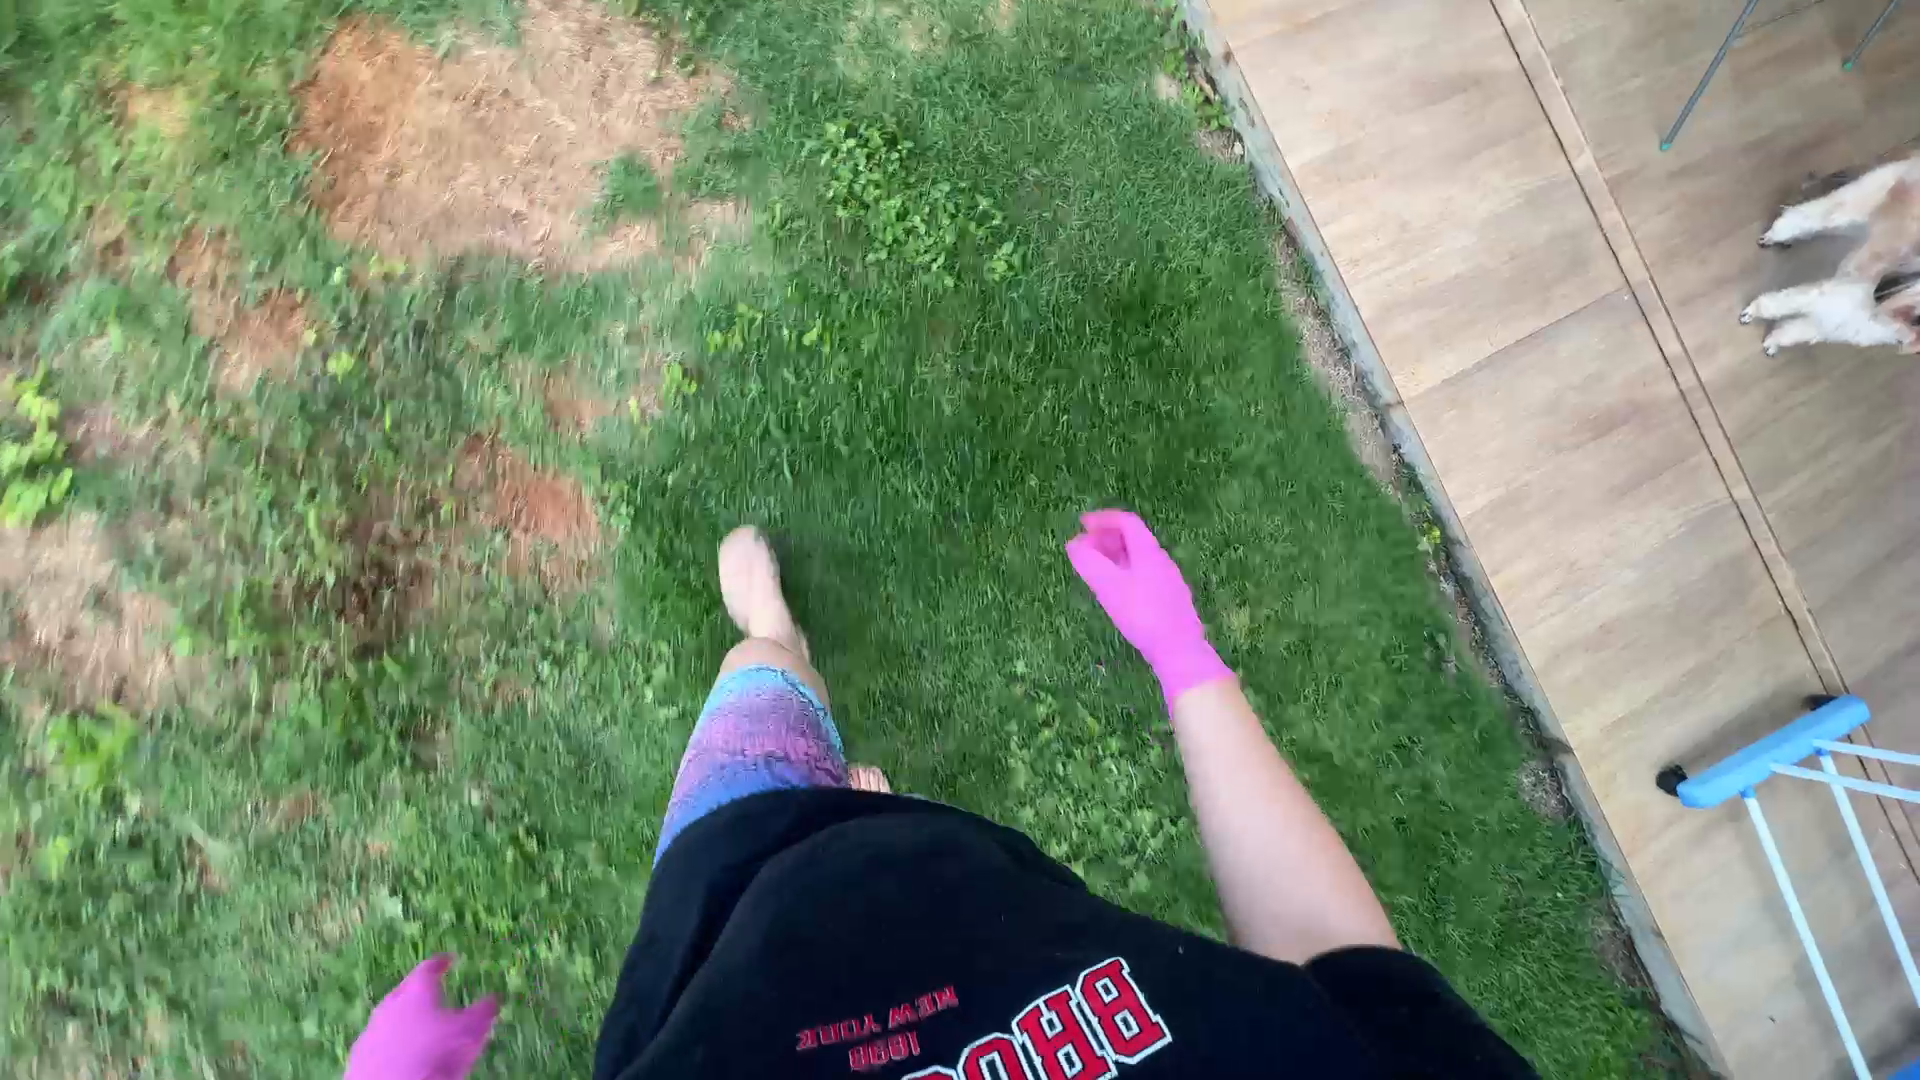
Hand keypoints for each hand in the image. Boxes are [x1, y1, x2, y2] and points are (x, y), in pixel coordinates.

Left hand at [344, 954, 498, 1079]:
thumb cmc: (439, 1053)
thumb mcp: (473, 1028)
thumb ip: (484, 1010)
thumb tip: (493, 998)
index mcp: (417, 993)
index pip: (427, 969)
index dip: (439, 963)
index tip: (448, 959)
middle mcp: (389, 1009)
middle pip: (401, 992)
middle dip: (414, 989)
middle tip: (427, 991)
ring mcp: (369, 1037)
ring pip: (385, 1020)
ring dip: (398, 1019)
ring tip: (413, 1026)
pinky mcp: (356, 1063)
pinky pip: (375, 1045)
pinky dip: (387, 1044)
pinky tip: (396, 1053)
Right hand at [1065, 509, 1232, 709]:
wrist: (1179, 650)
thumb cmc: (1142, 614)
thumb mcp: (1109, 587)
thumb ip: (1089, 563)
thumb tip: (1073, 544)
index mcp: (1148, 552)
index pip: (1127, 522)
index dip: (1103, 519)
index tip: (1082, 524)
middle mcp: (1161, 560)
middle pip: (1133, 538)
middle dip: (1106, 538)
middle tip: (1084, 547)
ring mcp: (1167, 579)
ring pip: (1138, 557)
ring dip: (1114, 555)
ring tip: (1094, 568)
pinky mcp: (1169, 598)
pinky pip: (1142, 573)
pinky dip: (1123, 571)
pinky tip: (1115, 590)